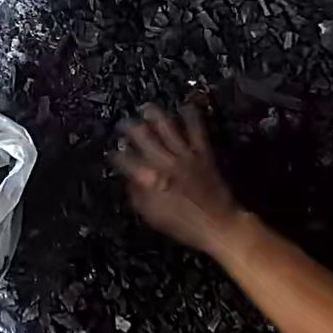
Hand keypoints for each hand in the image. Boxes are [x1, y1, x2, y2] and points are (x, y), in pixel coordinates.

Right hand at [111, 103, 247, 254]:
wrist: (219, 225)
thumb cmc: (182, 224)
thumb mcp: (150, 214)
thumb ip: (136, 193)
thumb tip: (129, 177)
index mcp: (148, 179)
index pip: (124, 159)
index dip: (115, 154)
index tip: (112, 153)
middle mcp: (163, 162)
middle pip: (142, 135)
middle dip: (129, 126)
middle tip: (124, 123)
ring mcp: (185, 154)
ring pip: (166, 126)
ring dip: (154, 115)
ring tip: (146, 108)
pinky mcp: (203, 153)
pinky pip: (196, 130)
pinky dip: (190, 116)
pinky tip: (185, 107)